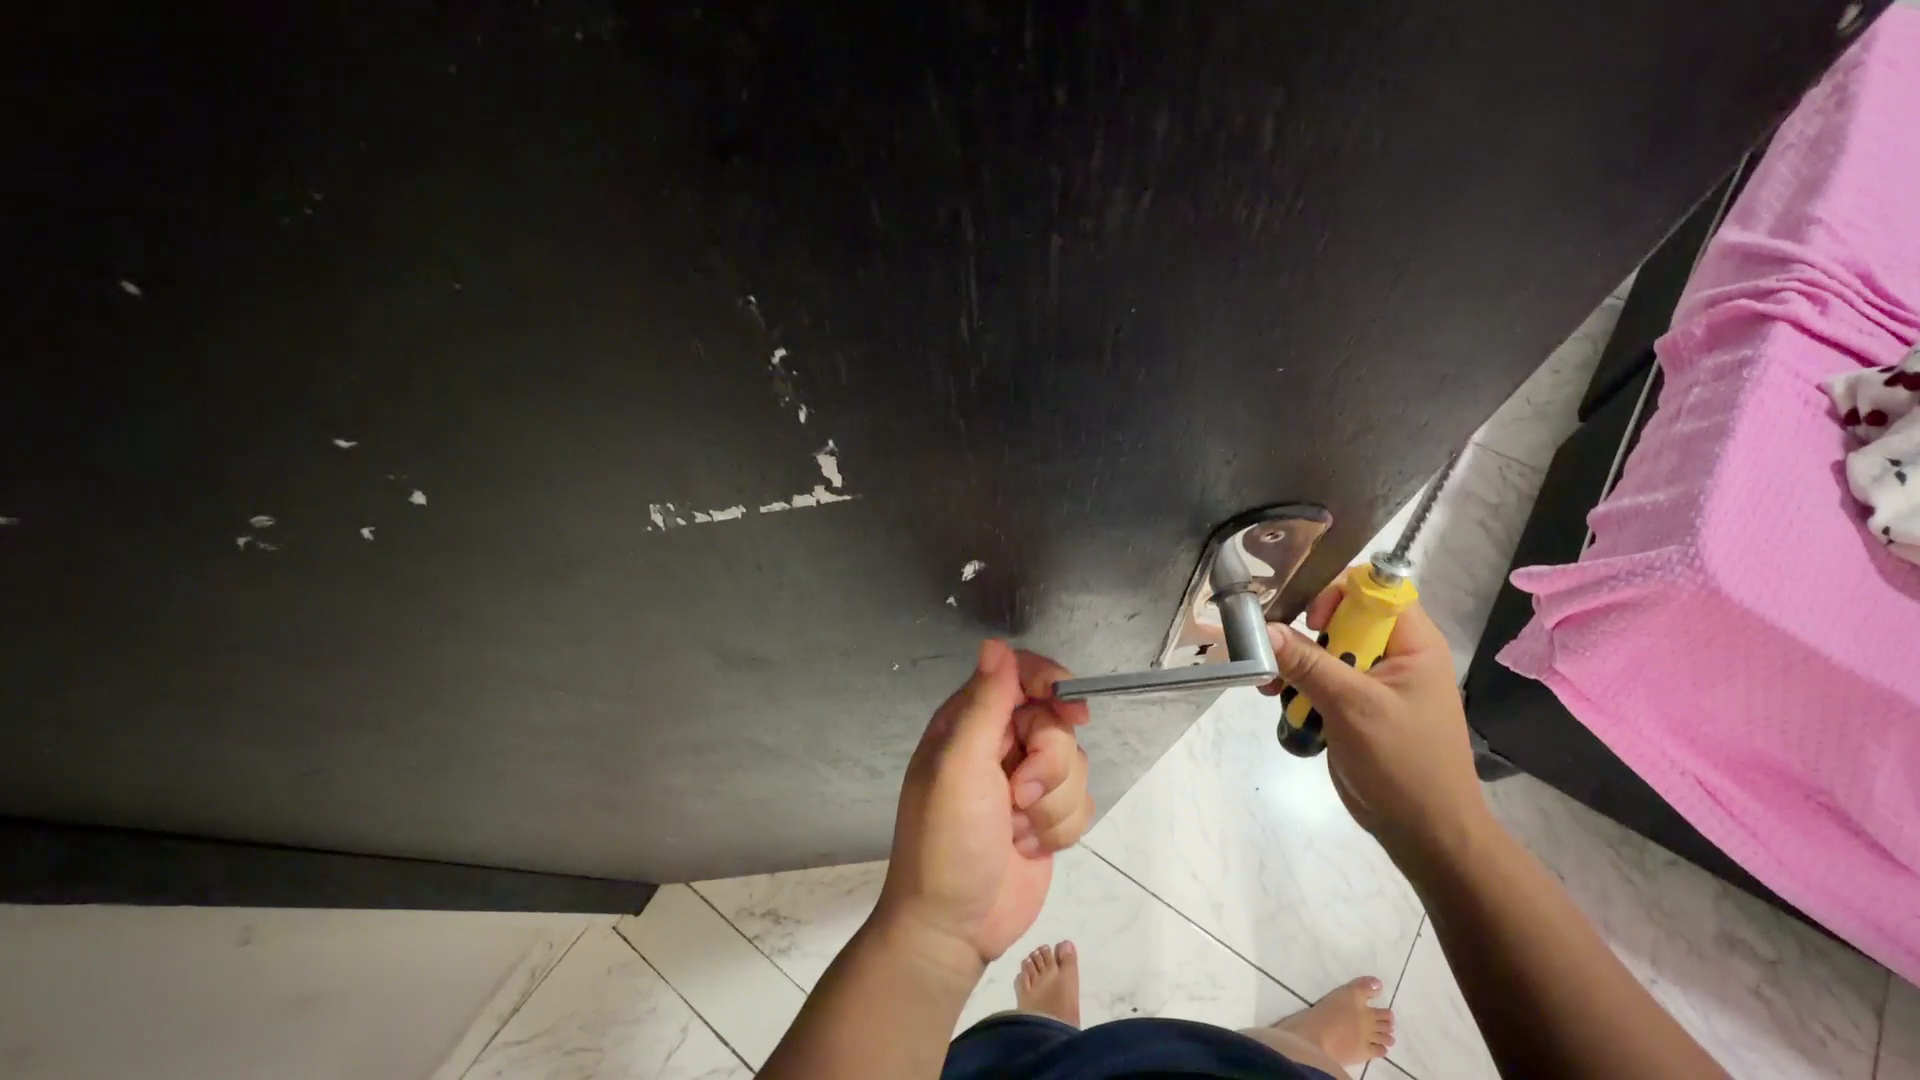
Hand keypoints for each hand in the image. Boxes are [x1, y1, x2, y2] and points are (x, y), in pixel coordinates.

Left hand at [876, 639, 1093, 968]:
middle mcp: (998, 745)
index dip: (1049, 683)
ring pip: (1076, 765)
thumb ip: (983, 705)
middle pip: (1057, 723)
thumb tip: (995, 644)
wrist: (954, 925)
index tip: (1070, 709)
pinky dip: (1061, 828)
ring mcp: (1026, 783)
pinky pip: (1082, 802)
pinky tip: (1030, 848)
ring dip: (1052, 804)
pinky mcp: (1047, 818)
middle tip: (1018, 795)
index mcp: (967, 723)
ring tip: (1015, 829)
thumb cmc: (946, 842)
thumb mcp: (958, 767)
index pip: (1019, 676)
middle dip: (1049, 763)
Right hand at [1260, 571, 1490, 858]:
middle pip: (1341, 617)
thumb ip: (1306, 664)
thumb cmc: (1403, 763)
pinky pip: (1320, 678)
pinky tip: (1279, 700)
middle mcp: (1395, 654)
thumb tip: (1260, 628)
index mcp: (1413, 643)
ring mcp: (1374, 681)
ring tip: (1271, 687)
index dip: (1338, 594)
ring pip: (1323, 648)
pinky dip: (1297, 686)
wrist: (1424, 832)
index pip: (1374, 588)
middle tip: (1275, 656)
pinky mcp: (1355, 706)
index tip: (1310, 623)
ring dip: (1294, 663)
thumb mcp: (1352, 707)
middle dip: (1303, 634)